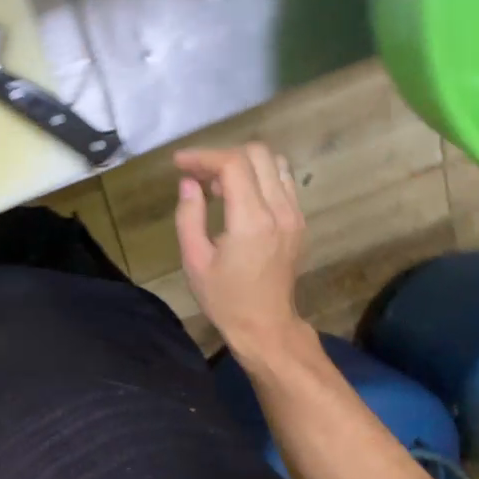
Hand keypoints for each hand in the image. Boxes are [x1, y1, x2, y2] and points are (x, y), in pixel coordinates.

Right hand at [174, 143, 308, 351]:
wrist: (265, 324)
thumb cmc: (224, 298)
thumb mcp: (194, 261)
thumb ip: (189, 217)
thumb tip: (189, 183)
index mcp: (251, 221)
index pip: (233, 165)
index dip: (204, 156)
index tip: (179, 162)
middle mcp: (279, 210)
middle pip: (257, 154)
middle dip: (223, 156)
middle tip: (197, 174)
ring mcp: (294, 214)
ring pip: (275, 163)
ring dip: (243, 164)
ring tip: (217, 185)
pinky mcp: (298, 220)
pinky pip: (283, 181)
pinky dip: (258, 177)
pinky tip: (237, 197)